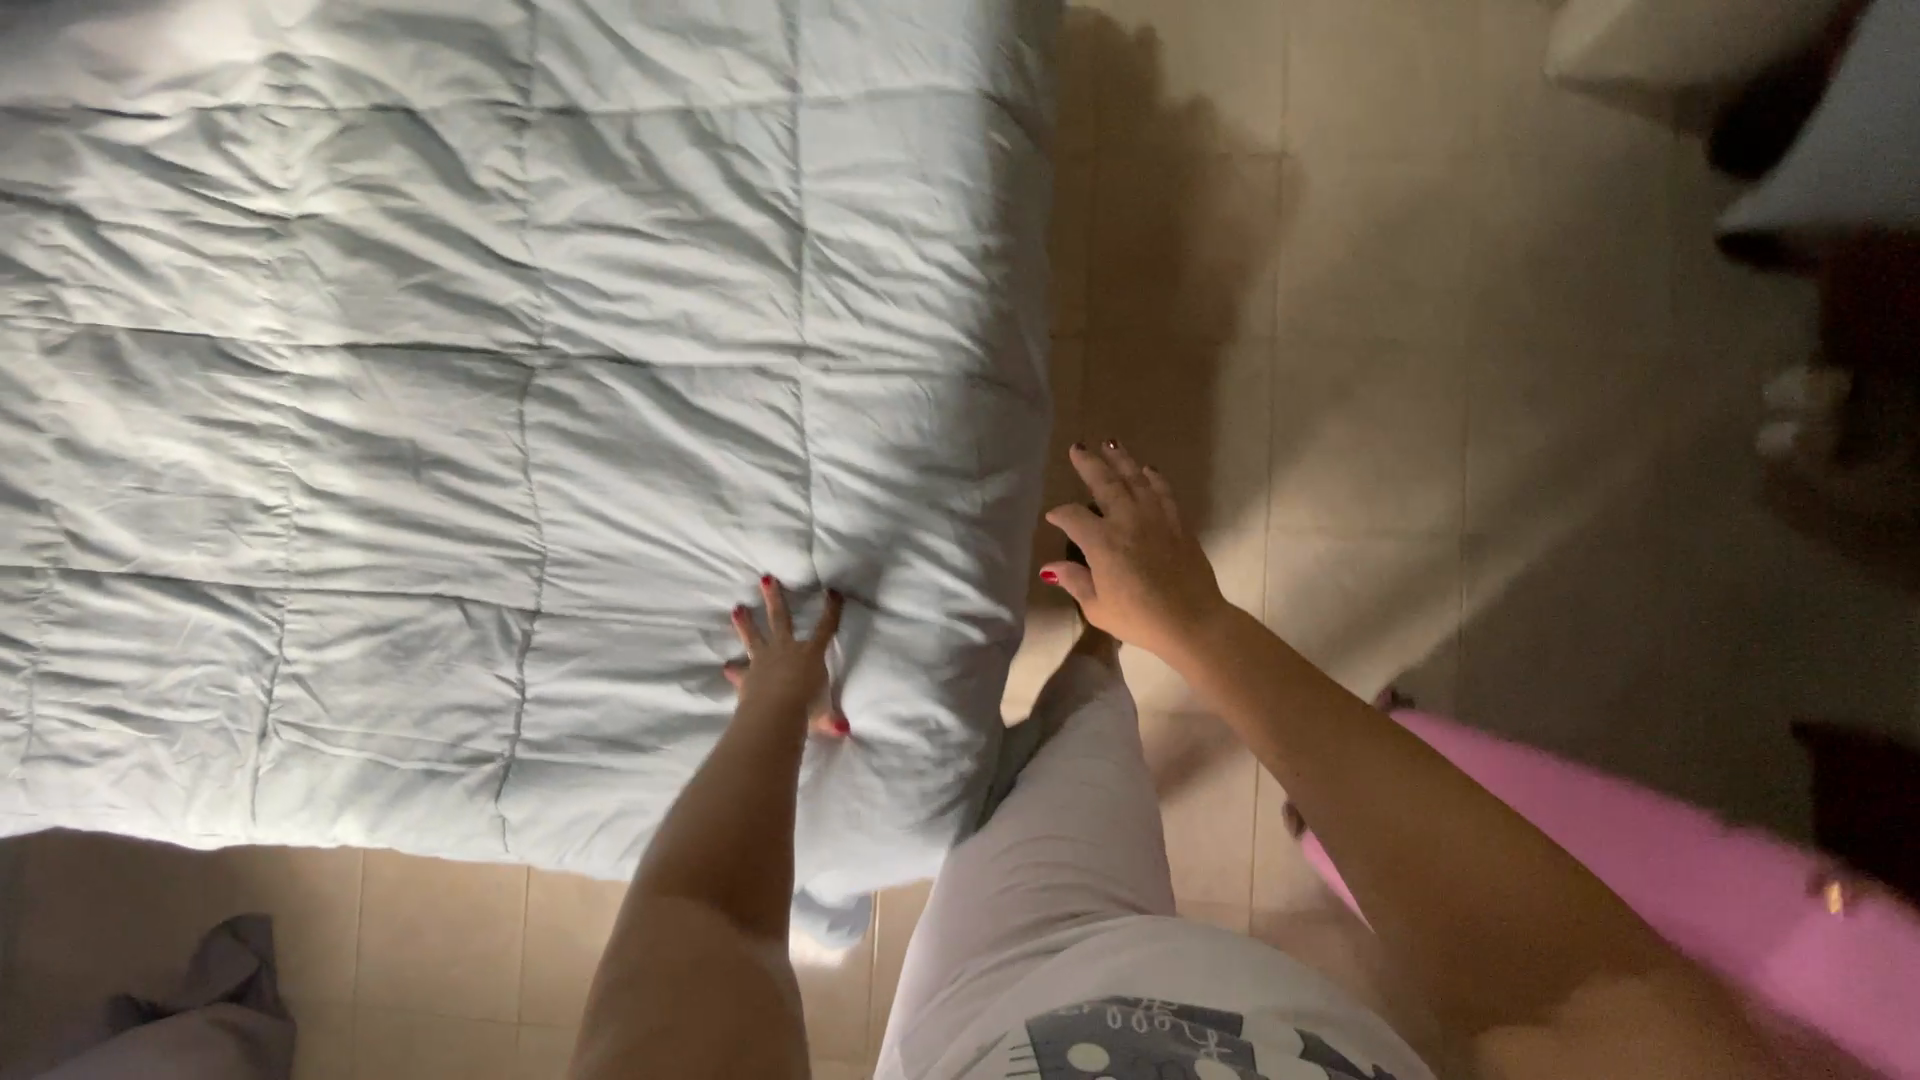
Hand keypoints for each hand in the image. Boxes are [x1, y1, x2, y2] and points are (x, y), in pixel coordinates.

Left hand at [726, 576, 847, 735]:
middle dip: (774, 599)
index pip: (826, 627)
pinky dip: (734, 671)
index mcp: (811, 654)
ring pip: (753, 636)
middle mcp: (786, 650)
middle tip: (765, 579)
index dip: (831, 609)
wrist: (775, 714)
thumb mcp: (823, 715)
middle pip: (781, 618)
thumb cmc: (806, 709)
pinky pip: (739, 672)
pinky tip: (726, 668)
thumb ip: (830, 720)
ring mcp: (763, 661)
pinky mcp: (746, 677)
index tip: (832, 592)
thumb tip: (843, 731)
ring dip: (745, 623)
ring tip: (736, 609)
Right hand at [1039, 440, 1232, 659]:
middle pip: (1105, 483)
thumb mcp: (1097, 607)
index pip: (1073, 516)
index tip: (1053, 516)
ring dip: (1121, 460)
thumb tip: (1051, 567)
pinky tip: (1147, 469)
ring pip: (1136, 479)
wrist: (1191, 621)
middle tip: (1078, 448)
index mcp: (1102, 542)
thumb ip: (1075, 581)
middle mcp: (1127, 521)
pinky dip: (1153, 477)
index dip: (1060, 514)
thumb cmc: (1139, 619)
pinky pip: (1163, 492)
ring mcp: (1156, 518)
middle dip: (1089, 464)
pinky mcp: (1177, 524)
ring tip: (1110, 443)